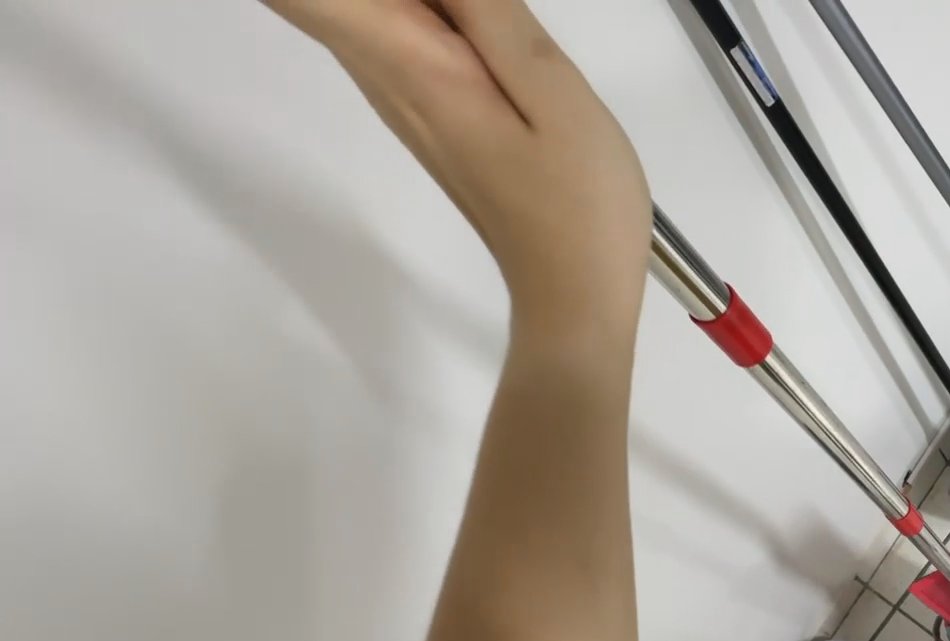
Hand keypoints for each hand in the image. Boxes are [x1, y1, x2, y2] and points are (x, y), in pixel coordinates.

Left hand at [265, 0, 651, 341]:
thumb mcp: (557, 94)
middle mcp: (378, 74)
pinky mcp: (428, 115)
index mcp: (404, 60)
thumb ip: (493, 12)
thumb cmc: (580, 206)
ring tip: (497, 24)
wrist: (578, 293)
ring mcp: (400, 98)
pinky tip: (490, 33)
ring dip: (429, 4)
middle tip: (494, 20)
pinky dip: (428, 14)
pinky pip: (392, 28)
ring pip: (358, 3)